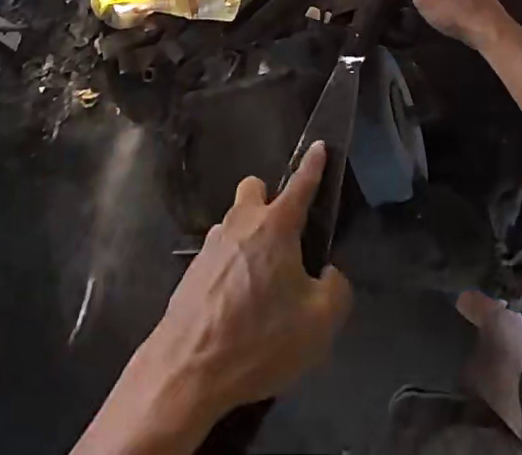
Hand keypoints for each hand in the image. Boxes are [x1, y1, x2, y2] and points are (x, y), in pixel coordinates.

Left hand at [75, 144, 352, 453]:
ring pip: (233, 223)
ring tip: (261, 283)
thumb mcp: (320, 322)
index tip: (318, 145)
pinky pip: (217, 257)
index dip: (314, 164)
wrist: (185, 375)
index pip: (301, 184)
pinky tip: (236, 307)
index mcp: (276, 227)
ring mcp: (210, 248)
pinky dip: (230, 270)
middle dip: (268, 200)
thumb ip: (336, 289)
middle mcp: (241, 226)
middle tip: (283, 237)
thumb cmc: (258, 341)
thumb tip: (328, 275)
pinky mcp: (189, 275)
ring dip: (248, 238)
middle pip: (254, 189)